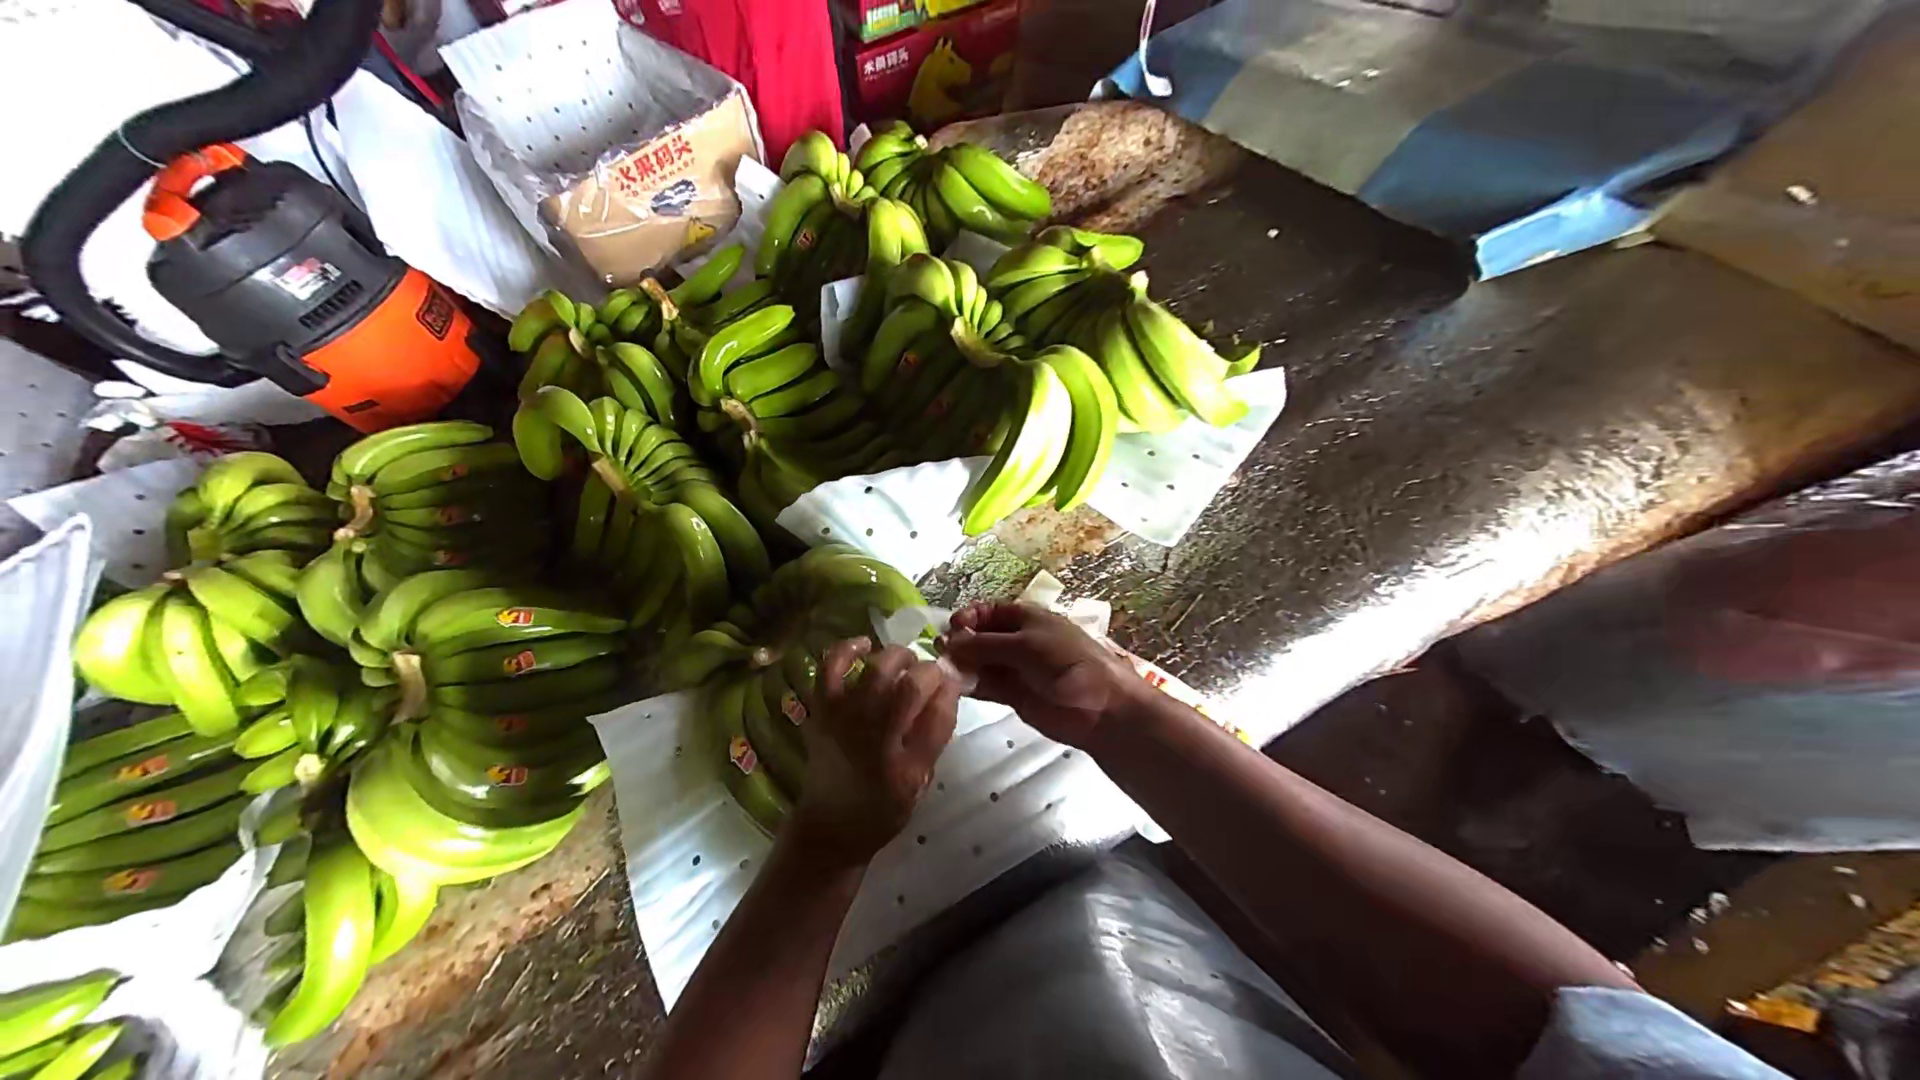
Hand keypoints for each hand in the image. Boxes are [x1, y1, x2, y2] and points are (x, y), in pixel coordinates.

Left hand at [788, 639, 958, 866]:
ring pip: (872, 666)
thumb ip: (936, 731)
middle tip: (927, 678)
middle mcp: (868, 729)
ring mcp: (840, 715)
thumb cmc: (883, 808)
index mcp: (899, 754)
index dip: (945, 682)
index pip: (929, 700)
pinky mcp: (821, 708)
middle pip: (903, 678)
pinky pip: (830, 666)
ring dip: (894, 656)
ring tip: (903, 665)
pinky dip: (847, 649)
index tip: (951, 683)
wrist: (830, 826)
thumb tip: (949, 685)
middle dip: (923, 667)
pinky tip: (864, 646)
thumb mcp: (921, 778)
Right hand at [940, 602, 1144, 748]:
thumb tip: (948, 641)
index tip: (951, 626)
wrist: (1099, 708)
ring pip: (979, 661)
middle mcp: (1017, 640)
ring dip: (961, 663)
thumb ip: (985, 644)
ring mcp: (1014, 668)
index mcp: (1026, 618)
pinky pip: (984, 685)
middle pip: (980, 637)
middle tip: (940, 651)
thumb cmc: (1068, 663)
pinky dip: (969, 683)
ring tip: (941, 669)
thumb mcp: (1026, 645)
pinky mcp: (1012, 694)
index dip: (968, 616)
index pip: (988, 611)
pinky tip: (952, 684)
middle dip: (960, 641)